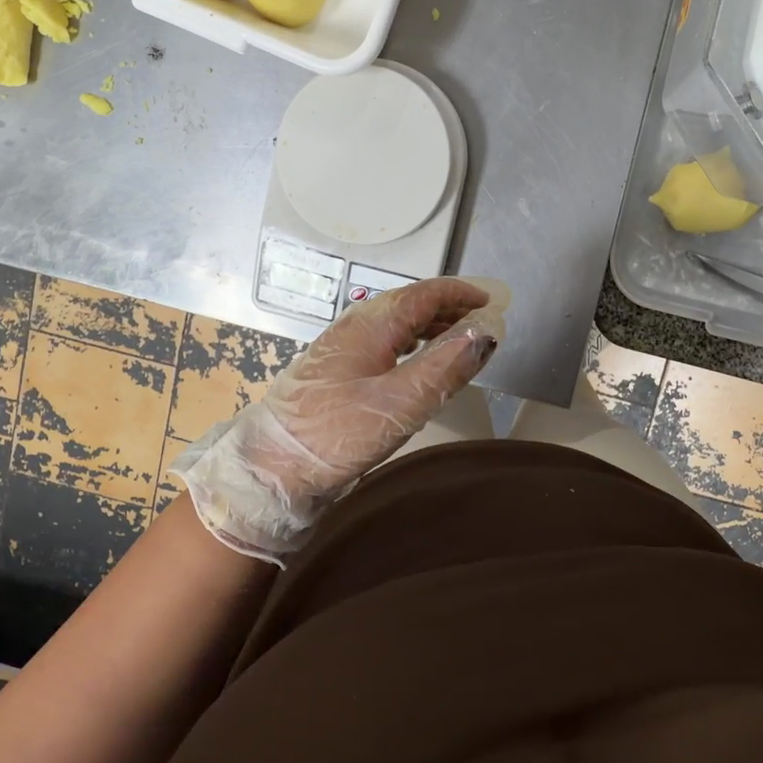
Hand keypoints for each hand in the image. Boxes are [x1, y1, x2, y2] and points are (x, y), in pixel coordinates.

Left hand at [170, 277, 504, 561]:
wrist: (270, 468)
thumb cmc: (337, 433)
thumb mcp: (401, 403)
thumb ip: (445, 366)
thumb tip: (485, 333)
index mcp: (371, 324)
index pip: (424, 294)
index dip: (461, 294)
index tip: (492, 301)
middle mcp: (355, 325)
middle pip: (410, 304)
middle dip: (449, 308)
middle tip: (483, 321)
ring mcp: (342, 347)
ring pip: (396, 323)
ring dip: (431, 325)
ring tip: (459, 340)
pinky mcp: (335, 370)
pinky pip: (384, 341)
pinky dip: (412, 342)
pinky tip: (418, 361)